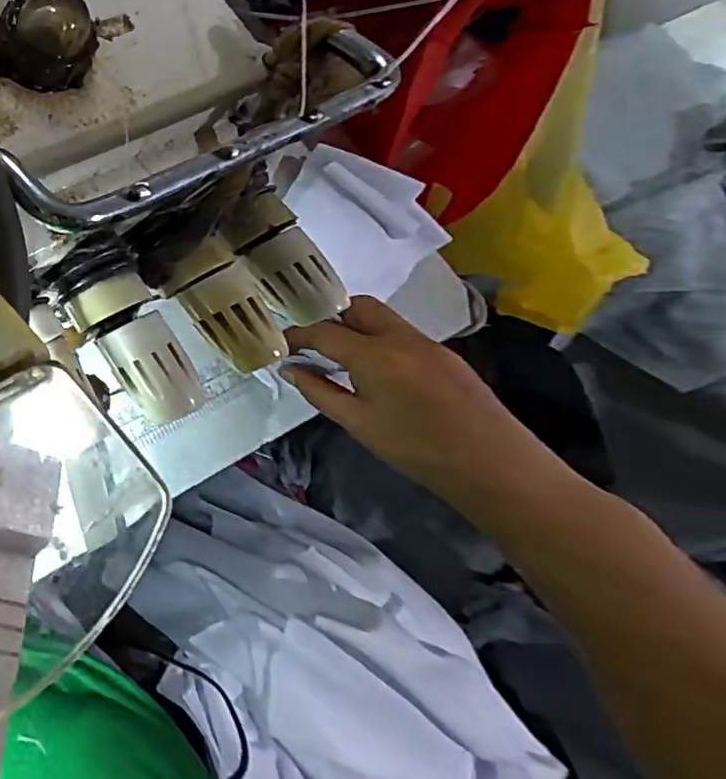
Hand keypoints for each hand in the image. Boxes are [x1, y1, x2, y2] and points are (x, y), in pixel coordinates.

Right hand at [282, 296, 559, 513]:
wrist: (501, 470)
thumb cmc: (418, 448)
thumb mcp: (356, 422)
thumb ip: (318, 390)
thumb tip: (290, 370)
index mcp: (375, 355)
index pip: (322, 331)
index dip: (295, 336)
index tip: (277, 346)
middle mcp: (403, 340)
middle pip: (358, 307)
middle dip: (328, 316)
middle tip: (309, 340)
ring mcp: (430, 347)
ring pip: (382, 318)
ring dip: (354, 327)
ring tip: (335, 354)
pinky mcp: (448, 359)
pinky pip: (401, 335)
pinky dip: (376, 340)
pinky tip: (371, 369)